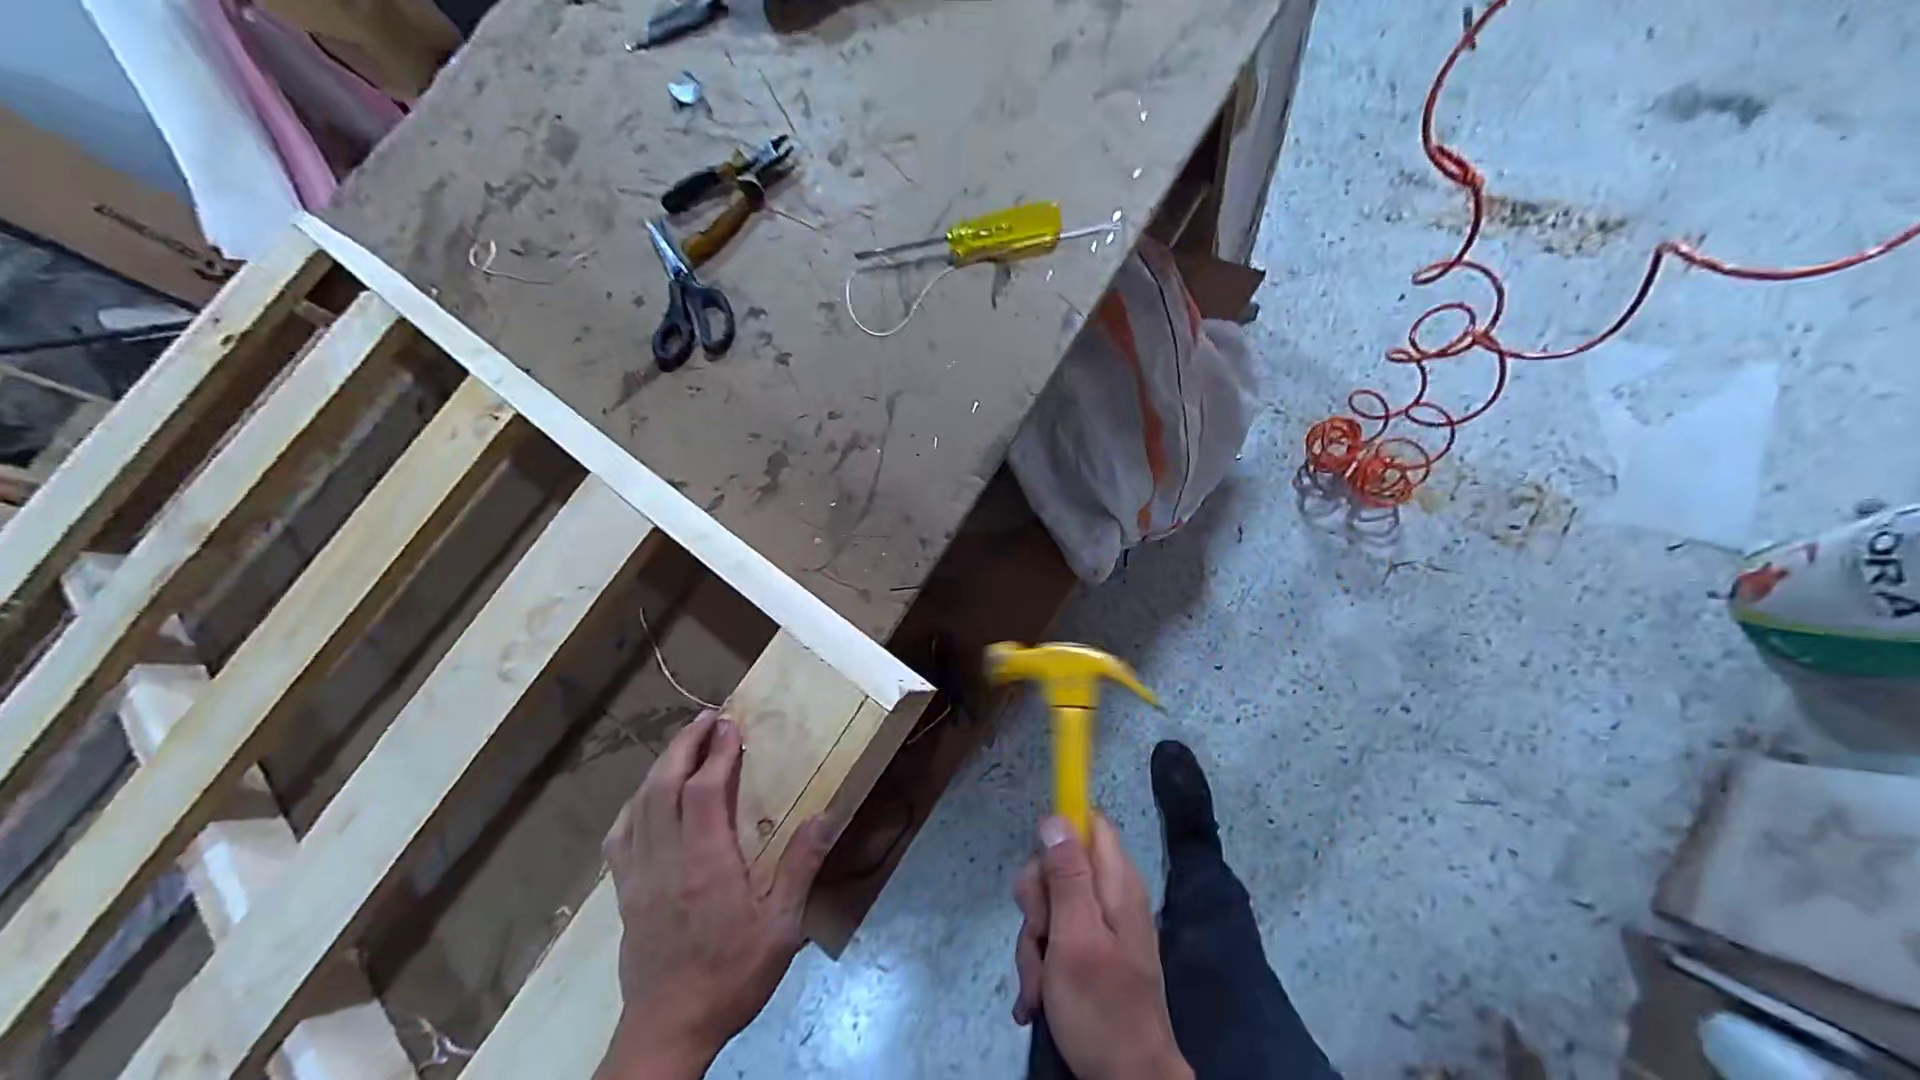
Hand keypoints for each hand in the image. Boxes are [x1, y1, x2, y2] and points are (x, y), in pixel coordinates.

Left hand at [595, 710, 831, 1079]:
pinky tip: (645, 796)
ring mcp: (638, 874)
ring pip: (641, 803)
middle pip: (665, 784)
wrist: (669, 1029)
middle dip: (686, 744)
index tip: (732, 725)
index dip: (718, 751)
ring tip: (684, 743)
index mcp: (706, 863)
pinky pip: (620, 835)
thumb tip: (825, 816)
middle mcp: (666, 859)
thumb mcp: (781, 927)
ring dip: (662, 765)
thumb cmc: (732, 975)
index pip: (704, 789)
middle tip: (707, 718)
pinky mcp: (624, 891)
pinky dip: (634, 803)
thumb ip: (799, 868)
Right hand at [1013, 815, 1192, 1079]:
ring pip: (1049, 907)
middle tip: (1040, 937)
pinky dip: (1040, 965)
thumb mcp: (1075, 937)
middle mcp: (1111, 895)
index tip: (1041, 874)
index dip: (1058, 836)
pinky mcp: (1089, 952)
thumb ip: (1066, 876)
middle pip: (1058, 867)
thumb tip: (1056, 818)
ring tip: (1039, 984)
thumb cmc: (1102, 1008)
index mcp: (1116, 883)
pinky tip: (1037, 998)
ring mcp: (1100, 925)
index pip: (1089, 824)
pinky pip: (1053, 938)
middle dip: (1036, 904)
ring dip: (1033, 945)